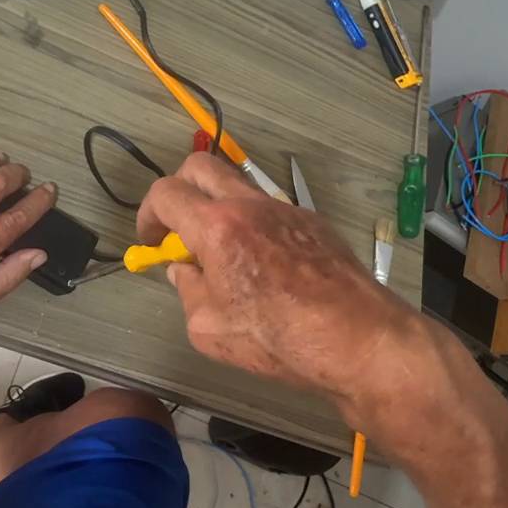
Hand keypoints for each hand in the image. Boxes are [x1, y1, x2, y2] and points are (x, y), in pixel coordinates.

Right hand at [136, 153, 425, 407]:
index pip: (165, 193)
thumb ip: (187, 291)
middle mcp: (249, 205)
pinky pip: (269, 211)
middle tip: (177, 226)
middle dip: (178, 190)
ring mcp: (285, 209)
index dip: (147, 214)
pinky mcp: (313, 222)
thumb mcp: (208, 328)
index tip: (150, 240)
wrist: (359, 340)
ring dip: (218, 208)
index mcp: (216, 227)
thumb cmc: (277, 339)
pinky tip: (264, 267)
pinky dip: (252, 226)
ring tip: (223, 255)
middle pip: (199, 166)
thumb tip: (184, 272)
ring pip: (238, 187)